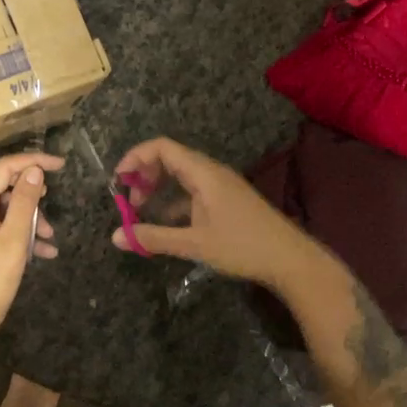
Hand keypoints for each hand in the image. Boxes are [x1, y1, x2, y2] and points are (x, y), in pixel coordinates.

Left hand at [0, 152, 62, 339]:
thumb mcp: (14, 239)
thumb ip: (24, 202)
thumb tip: (34, 170)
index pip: (3, 167)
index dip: (32, 161)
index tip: (60, 164)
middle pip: (0, 179)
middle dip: (27, 183)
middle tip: (49, 192)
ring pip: (4, 202)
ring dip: (29, 212)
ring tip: (49, 234)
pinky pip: (4, 223)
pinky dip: (23, 230)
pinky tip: (45, 250)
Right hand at [109, 137, 325, 288]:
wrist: (290, 259)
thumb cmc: (242, 246)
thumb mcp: (193, 244)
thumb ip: (153, 238)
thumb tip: (115, 237)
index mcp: (203, 173)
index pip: (161, 147)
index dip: (135, 158)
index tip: (118, 180)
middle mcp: (210, 172)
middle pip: (169, 159)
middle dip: (143, 176)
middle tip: (128, 201)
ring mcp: (220, 186)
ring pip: (180, 177)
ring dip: (157, 190)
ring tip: (140, 213)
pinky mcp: (226, 201)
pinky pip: (191, 192)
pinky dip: (173, 202)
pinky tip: (165, 225)